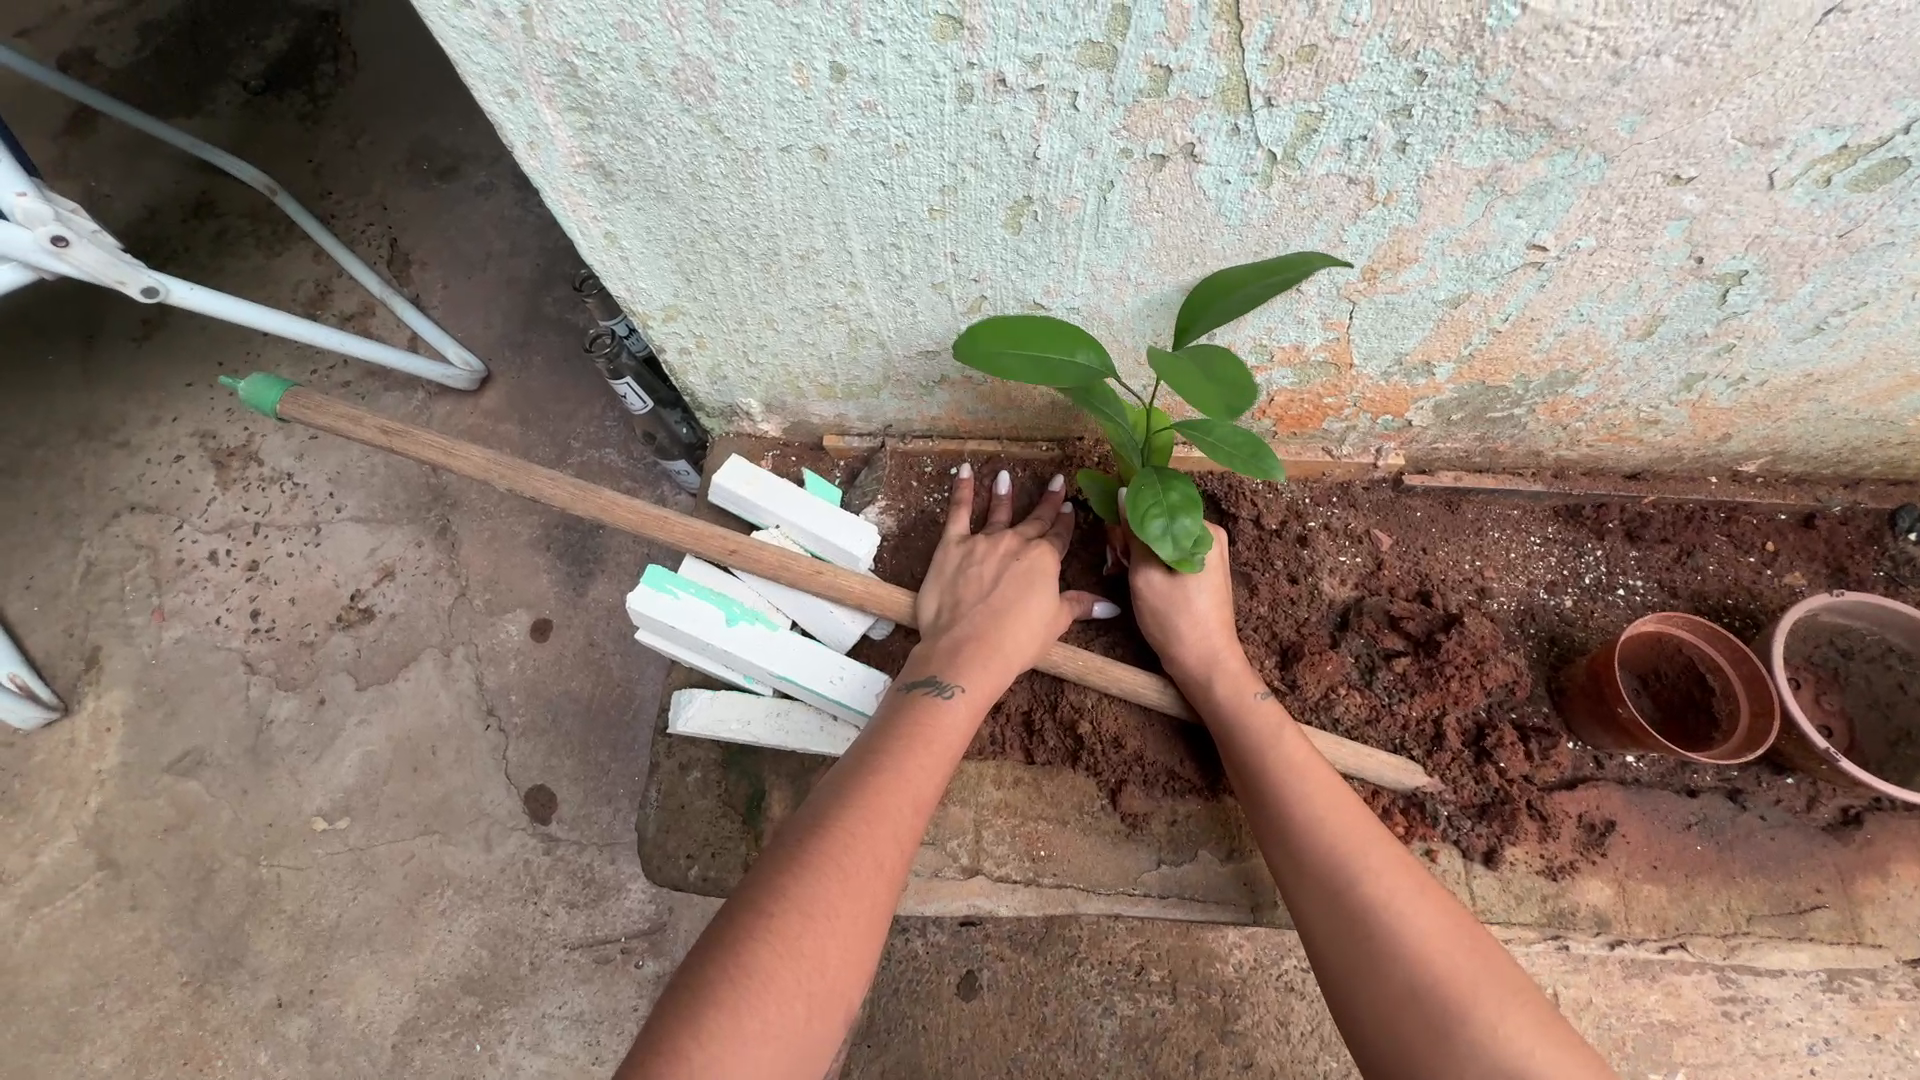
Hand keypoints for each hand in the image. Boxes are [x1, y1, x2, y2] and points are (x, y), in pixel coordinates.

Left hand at [912, 465, 1117, 690]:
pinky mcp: (951, 546)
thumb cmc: (1016, 641)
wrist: (968, 649)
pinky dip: (961, 490)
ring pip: (997, 511)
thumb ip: (1079, 606)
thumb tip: (1112, 607)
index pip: (1059, 535)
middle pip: (1034, 519)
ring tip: (1006, 475)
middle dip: (1046, 501)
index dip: (1065, 521)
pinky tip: (965, 471)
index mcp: (1044, 560)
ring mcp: (983, 541)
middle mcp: (1016, 543)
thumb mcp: (1055, 623)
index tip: (1068, 506)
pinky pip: (958, 512)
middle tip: (1055, 481)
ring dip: (1004, 493)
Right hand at [1121, 501, 1250, 688]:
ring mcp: (1209, 554)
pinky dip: (1151, 564)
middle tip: (1115, 563)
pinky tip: (1136, 580)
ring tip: (1121, 574)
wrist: (1205, 664)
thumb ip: (1133, 531)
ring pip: (1161, 539)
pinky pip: (1170, 554)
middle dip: (1131, 537)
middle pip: (1158, 520)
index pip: (1155, 504)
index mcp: (1203, 529)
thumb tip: (1125, 491)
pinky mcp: (1204, 571)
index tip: (1114, 543)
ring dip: (1137, 553)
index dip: (1128, 518)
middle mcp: (1210, 535)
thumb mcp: (1145, 573)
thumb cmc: (1174, 620)